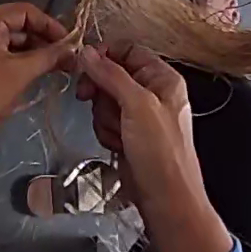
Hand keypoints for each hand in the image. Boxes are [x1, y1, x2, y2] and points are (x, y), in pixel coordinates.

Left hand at [0, 3, 70, 154]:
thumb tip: (73, 49)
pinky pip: (1, 53)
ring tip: (59, 66)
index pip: (25, 12)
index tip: (72, 42)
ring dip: (34, 52)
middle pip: (18, 24)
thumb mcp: (21, 73)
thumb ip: (49, 56)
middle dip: (44, 40)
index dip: (51, 26)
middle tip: (68, 57)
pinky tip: (39, 72)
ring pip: (11, 41)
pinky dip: (20, 61)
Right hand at [75, 43, 231, 251]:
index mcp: (163, 78)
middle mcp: (152, 92)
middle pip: (112, 76)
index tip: (83, 65)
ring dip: (104, 117)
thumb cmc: (161, 151)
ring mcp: (140, 115)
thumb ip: (111, 76)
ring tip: (119, 134)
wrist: (166, 200)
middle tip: (88, 98)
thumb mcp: (138, 106)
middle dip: (101, 92)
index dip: (105, 56)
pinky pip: (106, 122)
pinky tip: (117, 145)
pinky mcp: (128, 135)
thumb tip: (87, 51)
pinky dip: (106, 132)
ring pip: (105, 100)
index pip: (129, 51)